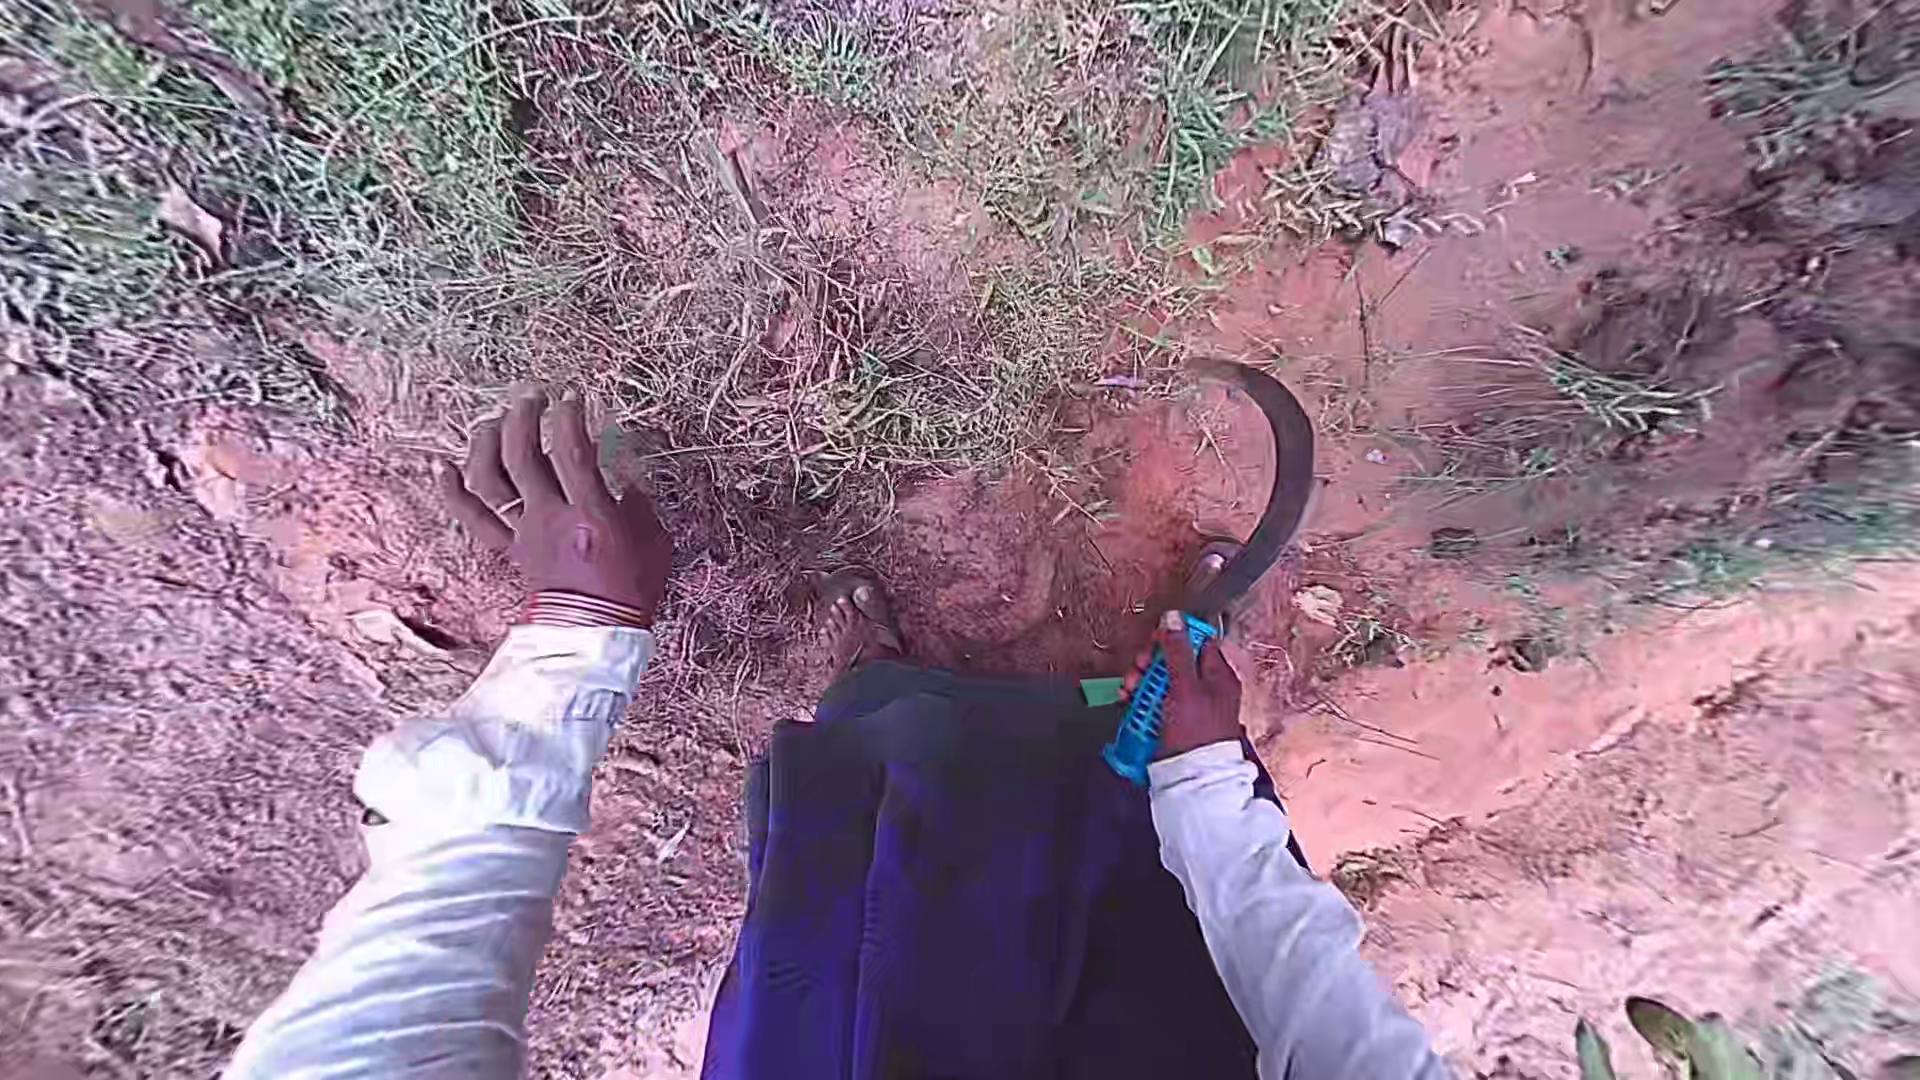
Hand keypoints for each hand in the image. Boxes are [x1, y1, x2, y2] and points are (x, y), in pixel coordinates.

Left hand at [438, 391, 672, 622]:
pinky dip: (452, 490)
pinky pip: (472, 518)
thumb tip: (625, 478)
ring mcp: (524, 532)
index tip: (573, 396)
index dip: (569, 418)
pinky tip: (446, 464)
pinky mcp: (509, 548)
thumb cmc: (634, 587)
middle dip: (524, 417)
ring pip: (489, 478)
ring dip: (487, 442)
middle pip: (522, 455)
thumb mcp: (654, 540)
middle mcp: (550, 517)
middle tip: (532, 395)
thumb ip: (638, 504)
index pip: (573, 452)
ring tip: (496, 419)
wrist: (598, 630)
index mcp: (591, 514)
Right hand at [1121, 610, 1243, 758]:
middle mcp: (1203, 687)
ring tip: (1130, 688)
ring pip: (1158, 679)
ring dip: (1140, 679)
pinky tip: (1127, 699)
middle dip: (1150, 661)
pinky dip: (1138, 697)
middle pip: (1173, 659)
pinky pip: (1151, 699)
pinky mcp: (1168, 718)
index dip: (1175, 636)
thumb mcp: (1185, 685)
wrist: (1190, 777)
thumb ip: (1177, 651)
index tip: (1156, 638)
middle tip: (1139, 667)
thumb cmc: (1196, 730)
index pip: (1197, 641)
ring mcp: (1185, 704)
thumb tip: (1173, 616)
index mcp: (1217, 675)